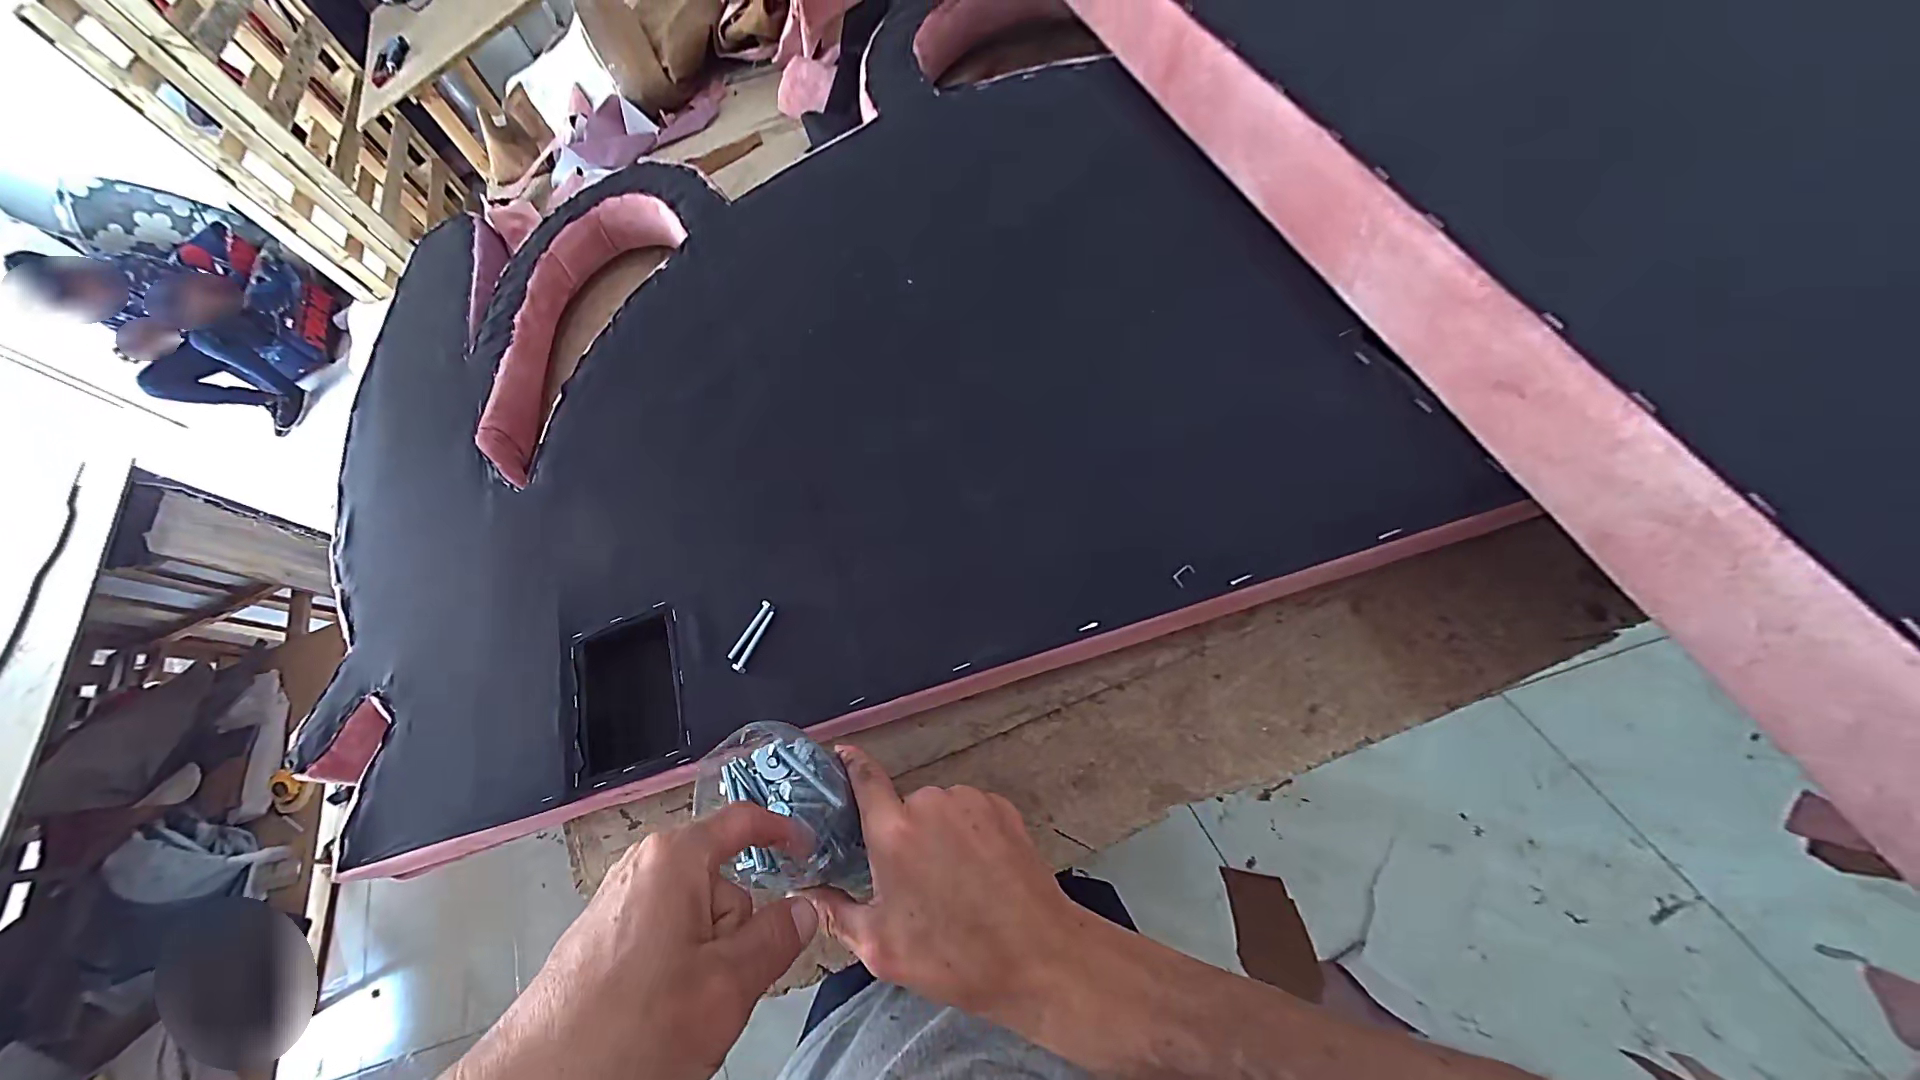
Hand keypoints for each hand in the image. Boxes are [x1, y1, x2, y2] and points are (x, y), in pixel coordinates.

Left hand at [453, 804, 819, 1079]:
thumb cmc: (631, 1030)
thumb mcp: (726, 985)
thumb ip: (776, 938)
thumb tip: (804, 908)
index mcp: (674, 859)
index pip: (743, 821)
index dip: (783, 831)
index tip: (809, 850)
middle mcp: (643, 868)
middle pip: (722, 881)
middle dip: (737, 928)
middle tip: (727, 982)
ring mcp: (617, 905)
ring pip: (695, 917)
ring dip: (709, 957)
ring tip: (687, 1009)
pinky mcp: (599, 943)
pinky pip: (665, 939)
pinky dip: (679, 969)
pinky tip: (661, 1015)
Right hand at [802, 746, 1097, 1020]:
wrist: (1037, 954)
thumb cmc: (957, 957)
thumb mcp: (882, 947)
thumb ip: (836, 911)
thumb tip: (811, 892)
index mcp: (894, 832)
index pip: (864, 778)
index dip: (850, 763)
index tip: (842, 754)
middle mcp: (931, 803)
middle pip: (903, 807)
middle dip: (904, 835)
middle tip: (917, 881)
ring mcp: (970, 800)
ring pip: (939, 809)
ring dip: (939, 834)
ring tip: (956, 882)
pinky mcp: (1001, 806)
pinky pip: (970, 811)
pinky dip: (969, 833)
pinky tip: (980, 871)